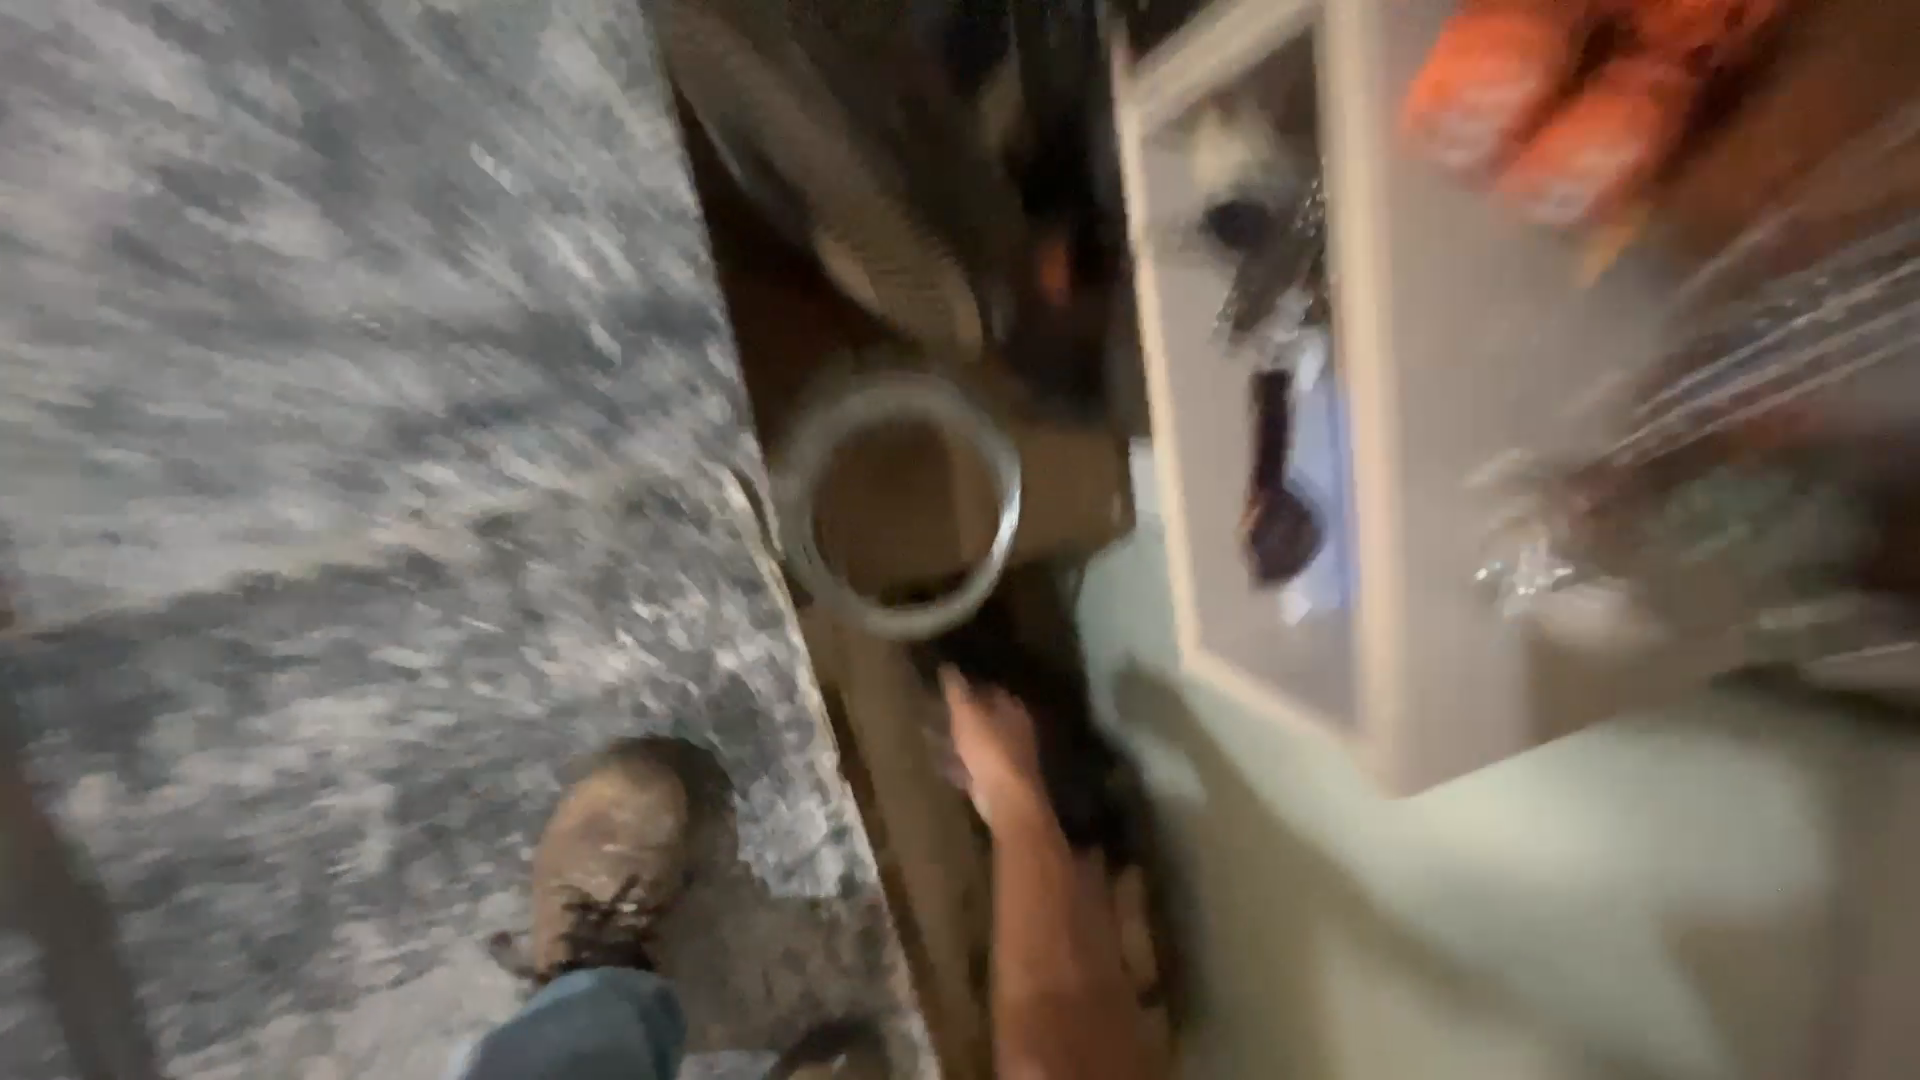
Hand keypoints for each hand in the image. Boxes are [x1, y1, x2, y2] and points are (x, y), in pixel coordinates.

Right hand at [939, 666, 1047, 828]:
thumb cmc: (989, 748)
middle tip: (936, 711)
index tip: (947, 686)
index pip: (991, 689)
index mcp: (1011, 708)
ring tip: (933, 735)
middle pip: (986, 716)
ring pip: (979, 741)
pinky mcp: (996, 779)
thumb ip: (957, 690)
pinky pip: (973, 765)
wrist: (1006, 797)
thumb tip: (947, 665)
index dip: (970, 686)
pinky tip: (940, 762)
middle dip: (963, 714)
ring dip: (959, 739)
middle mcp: (1014, 729)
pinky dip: (958, 763)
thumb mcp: (967, 713)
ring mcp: (1007, 756)